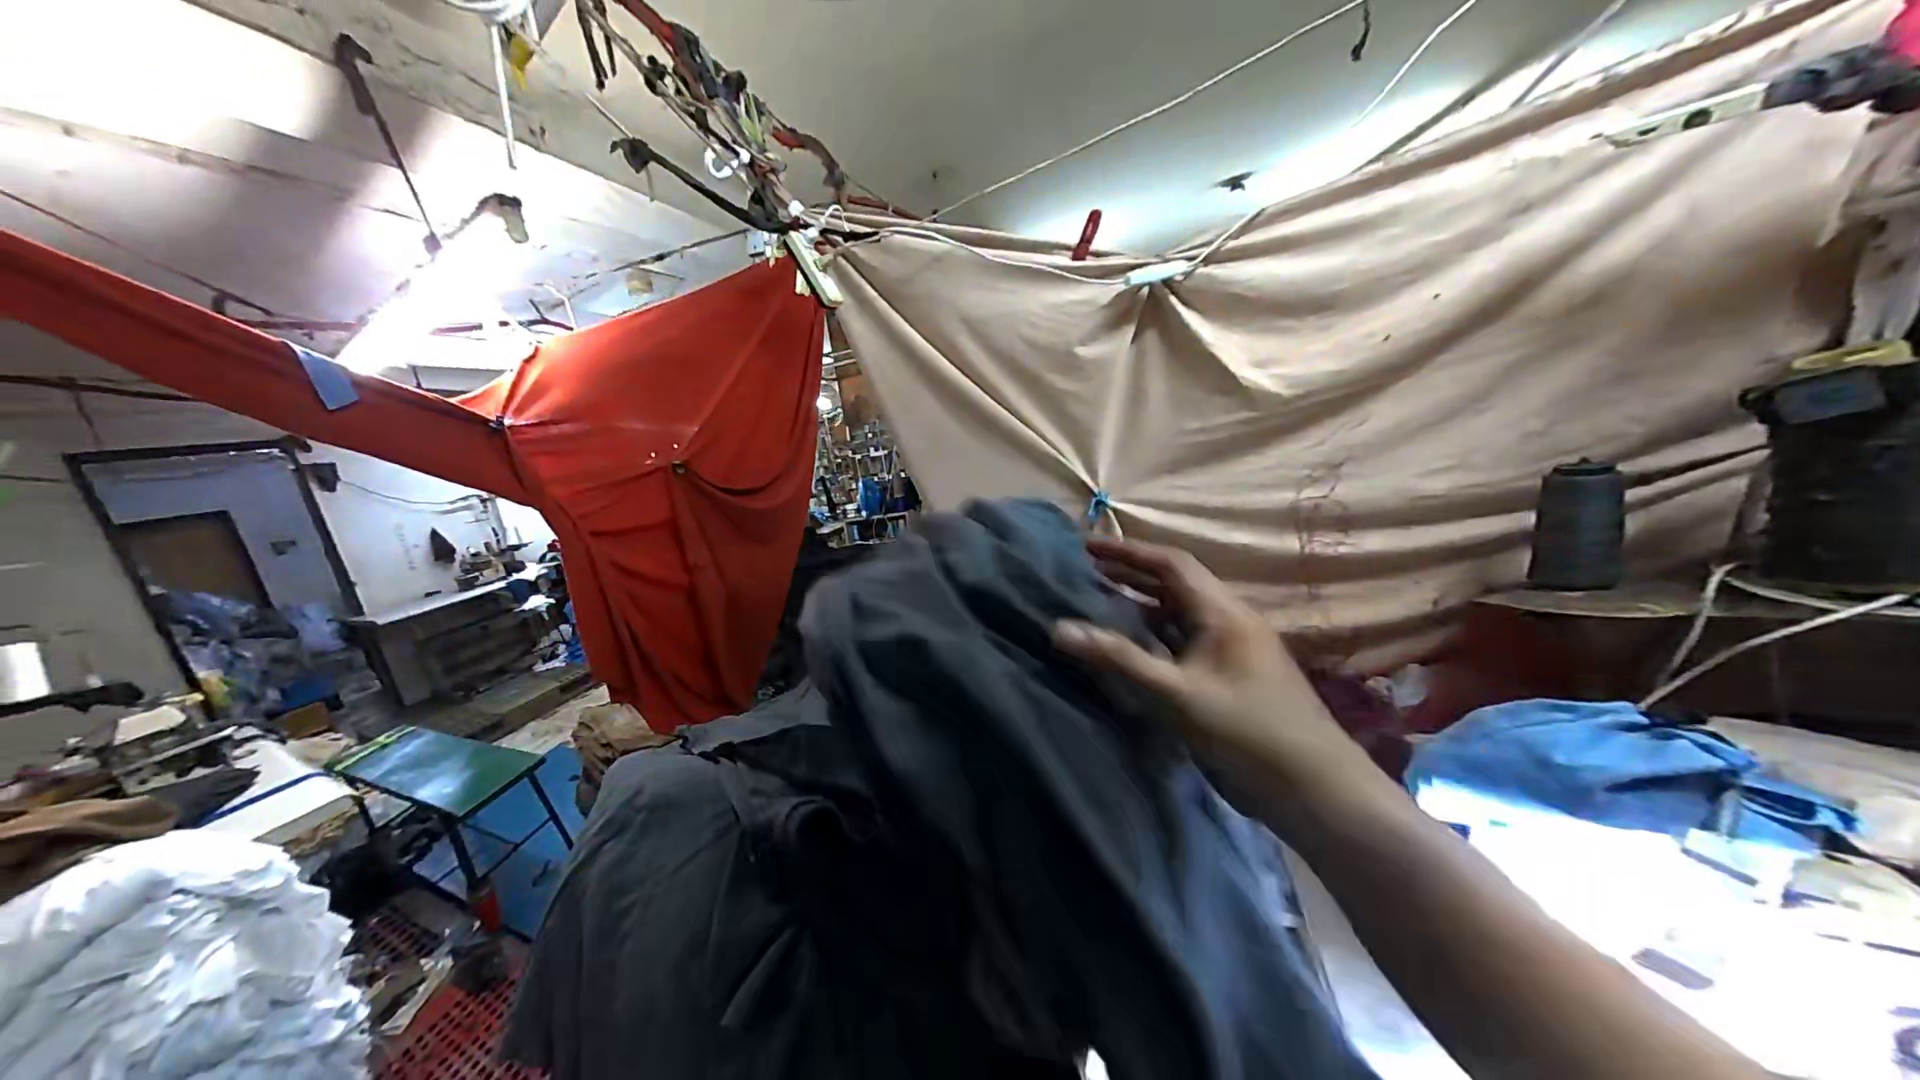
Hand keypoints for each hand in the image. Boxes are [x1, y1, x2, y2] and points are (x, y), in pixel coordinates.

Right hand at [1052, 538, 1368, 789]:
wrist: (1312, 785)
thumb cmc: (1245, 730)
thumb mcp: (1176, 693)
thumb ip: (1119, 659)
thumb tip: (1059, 629)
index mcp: (1223, 612)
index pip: (1171, 564)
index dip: (1127, 551)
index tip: (1086, 547)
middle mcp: (1229, 620)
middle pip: (1175, 584)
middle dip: (1131, 574)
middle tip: (1086, 570)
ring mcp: (1232, 648)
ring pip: (1180, 614)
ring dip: (1142, 604)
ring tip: (1099, 601)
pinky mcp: (1230, 674)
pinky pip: (1186, 640)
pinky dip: (1155, 635)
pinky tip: (1132, 645)